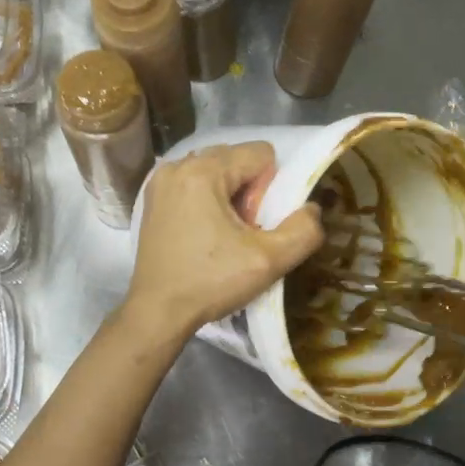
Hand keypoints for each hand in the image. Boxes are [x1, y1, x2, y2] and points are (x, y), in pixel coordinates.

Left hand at [126, 142, 323, 340]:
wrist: (157, 311)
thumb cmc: (210, 282)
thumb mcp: (268, 261)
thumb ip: (302, 230)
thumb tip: (312, 209)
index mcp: (202, 171)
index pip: (260, 154)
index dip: (269, 189)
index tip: (254, 224)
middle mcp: (177, 166)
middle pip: (235, 159)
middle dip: (248, 191)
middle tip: (241, 232)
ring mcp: (160, 182)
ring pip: (215, 172)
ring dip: (228, 197)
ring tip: (222, 236)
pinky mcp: (152, 199)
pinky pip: (193, 185)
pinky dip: (206, 202)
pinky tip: (204, 236)